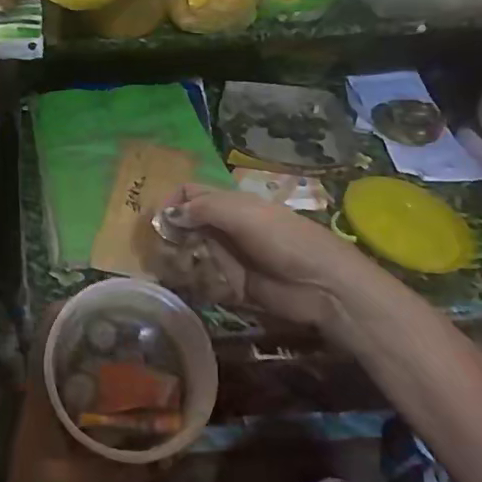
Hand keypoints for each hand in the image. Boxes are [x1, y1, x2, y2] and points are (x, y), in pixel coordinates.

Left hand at [7, 305, 156, 481]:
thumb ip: (129, 471)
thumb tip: (172, 455)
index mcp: (39, 400)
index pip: (41, 346)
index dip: (56, 317)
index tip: (83, 298)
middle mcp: (38, 393)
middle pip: (49, 346)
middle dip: (74, 325)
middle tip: (111, 312)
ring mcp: (42, 404)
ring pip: (54, 361)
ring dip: (77, 343)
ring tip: (113, 330)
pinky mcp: (50, 416)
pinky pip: (61, 381)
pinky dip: (80, 369)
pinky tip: (109, 372)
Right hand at [164, 184, 377, 329]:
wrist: (323, 287)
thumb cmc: (285, 241)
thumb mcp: (244, 215)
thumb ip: (204, 210)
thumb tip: (167, 214)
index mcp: (228, 204)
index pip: (189, 194)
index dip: (171, 203)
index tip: (158, 223)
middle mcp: (224, 227)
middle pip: (184, 225)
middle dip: (169, 237)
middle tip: (161, 252)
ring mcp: (227, 257)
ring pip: (189, 254)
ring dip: (178, 262)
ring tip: (172, 272)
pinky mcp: (231, 285)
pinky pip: (202, 282)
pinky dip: (192, 284)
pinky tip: (188, 288)